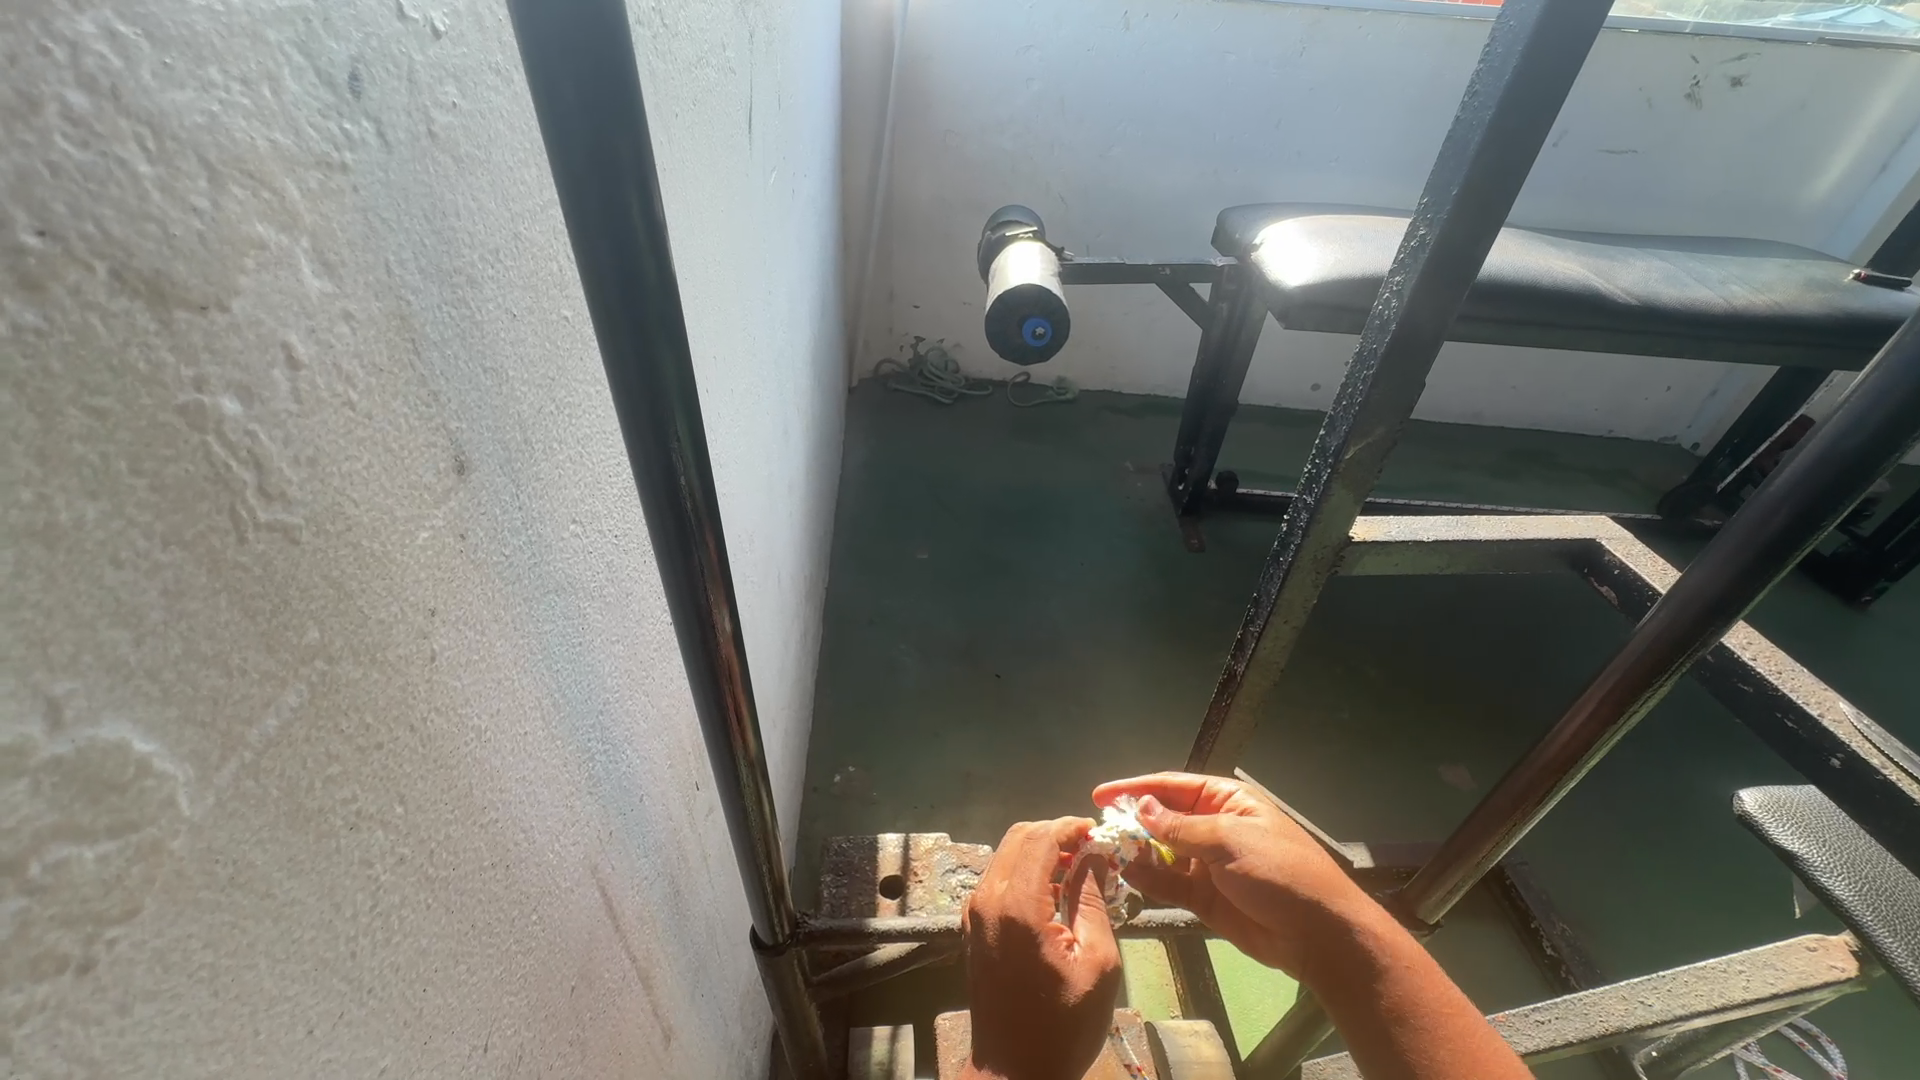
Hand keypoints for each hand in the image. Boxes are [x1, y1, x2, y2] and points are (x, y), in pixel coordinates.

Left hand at [961, 818, 1122, 1079]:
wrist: (1013, 1073)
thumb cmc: (1063, 1026)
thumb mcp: (1097, 963)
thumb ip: (1093, 900)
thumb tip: (1095, 857)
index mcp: (1017, 906)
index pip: (1041, 838)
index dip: (1070, 826)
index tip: (1097, 831)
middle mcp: (987, 898)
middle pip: (1020, 837)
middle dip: (1056, 834)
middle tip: (1090, 849)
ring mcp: (974, 911)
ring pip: (1007, 854)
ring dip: (1041, 851)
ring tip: (1078, 869)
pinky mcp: (972, 924)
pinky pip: (1000, 877)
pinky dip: (1027, 870)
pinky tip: (1055, 891)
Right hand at [1092, 772, 1385, 982]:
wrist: (1320, 936)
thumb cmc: (1279, 872)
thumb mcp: (1228, 840)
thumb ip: (1179, 826)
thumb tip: (1140, 807)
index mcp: (1225, 800)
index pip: (1171, 786)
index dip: (1135, 789)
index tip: (1101, 795)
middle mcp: (1213, 827)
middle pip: (1163, 818)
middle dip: (1133, 822)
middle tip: (1099, 829)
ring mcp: (1208, 864)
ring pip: (1162, 852)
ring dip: (1137, 853)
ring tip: (1109, 855)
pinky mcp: (1205, 898)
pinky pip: (1170, 883)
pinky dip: (1149, 880)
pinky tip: (1129, 877)